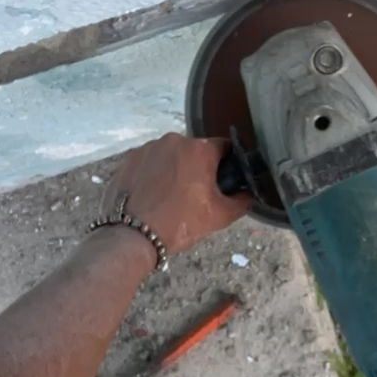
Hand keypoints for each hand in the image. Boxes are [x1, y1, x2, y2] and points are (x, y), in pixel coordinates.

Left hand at [103, 134, 249, 254]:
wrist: (132, 236)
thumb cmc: (180, 223)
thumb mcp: (220, 216)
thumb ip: (242, 201)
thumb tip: (248, 194)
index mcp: (199, 149)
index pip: (224, 147)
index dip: (228, 163)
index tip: (225, 180)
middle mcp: (173, 140)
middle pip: (195, 151)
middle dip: (199, 168)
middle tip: (197, 194)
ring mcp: (147, 147)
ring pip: (171, 155)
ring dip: (175, 170)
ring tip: (172, 197)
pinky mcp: (128, 159)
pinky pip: (149, 163)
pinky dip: (154, 175)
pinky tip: (153, 195)